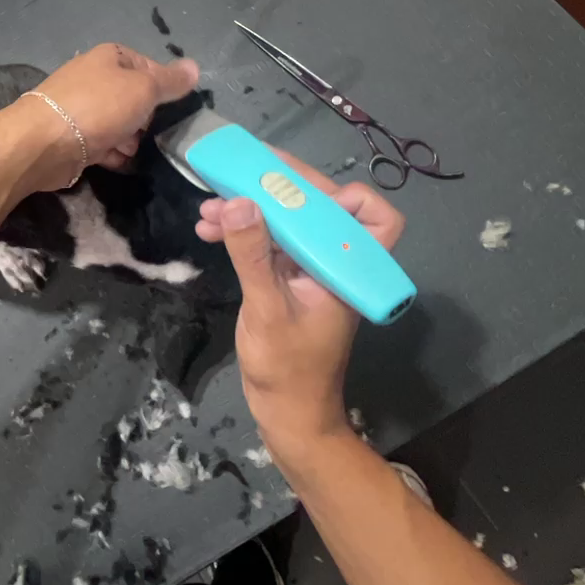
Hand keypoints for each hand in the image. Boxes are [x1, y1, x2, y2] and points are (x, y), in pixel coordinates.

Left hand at [21, 43, 198, 189]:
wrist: (45, 142)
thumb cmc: (98, 107)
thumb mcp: (144, 88)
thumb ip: (170, 81)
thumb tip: (194, 66)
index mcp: (109, 57)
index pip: (147, 66)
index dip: (163, 85)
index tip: (173, 106)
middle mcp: (93, 77)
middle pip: (132, 96)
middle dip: (145, 116)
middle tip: (150, 131)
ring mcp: (80, 107)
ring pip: (118, 122)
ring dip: (129, 138)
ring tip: (132, 149)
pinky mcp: (72, 136)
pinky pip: (102, 143)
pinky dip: (113, 152)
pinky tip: (120, 162)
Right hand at [196, 151, 404, 449]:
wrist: (285, 414)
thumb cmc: (288, 368)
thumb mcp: (267, 308)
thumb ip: (252, 254)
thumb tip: (238, 201)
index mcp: (348, 268)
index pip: (378, 219)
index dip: (351, 197)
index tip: (306, 193)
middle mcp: (333, 262)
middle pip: (319, 208)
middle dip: (279, 188)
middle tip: (241, 170)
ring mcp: (308, 269)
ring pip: (287, 221)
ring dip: (249, 208)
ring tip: (209, 205)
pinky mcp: (285, 277)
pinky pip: (266, 240)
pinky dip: (239, 231)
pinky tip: (207, 228)